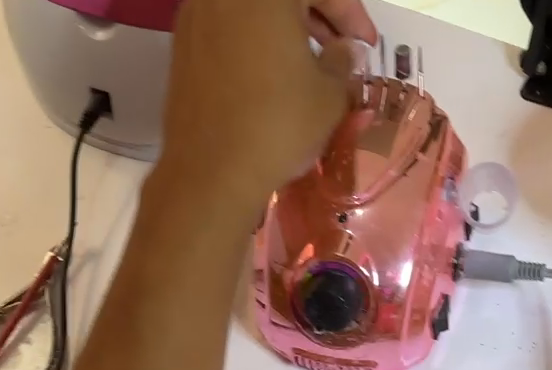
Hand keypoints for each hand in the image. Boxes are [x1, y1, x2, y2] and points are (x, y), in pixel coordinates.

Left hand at [159, 0, 376, 208]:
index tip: (368, 44)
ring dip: (286, 27)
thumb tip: (346, 50)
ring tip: (309, 65)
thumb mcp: (329, 97)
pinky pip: (229, 27)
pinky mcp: (183, 43)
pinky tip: (273, 77)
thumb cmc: (278, 127)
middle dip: (318, 14)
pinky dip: (257, 40)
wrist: (212, 171)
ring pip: (254, 8)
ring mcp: (198, 12)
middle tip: (341, 50)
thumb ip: (343, 63)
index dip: (351, 11)